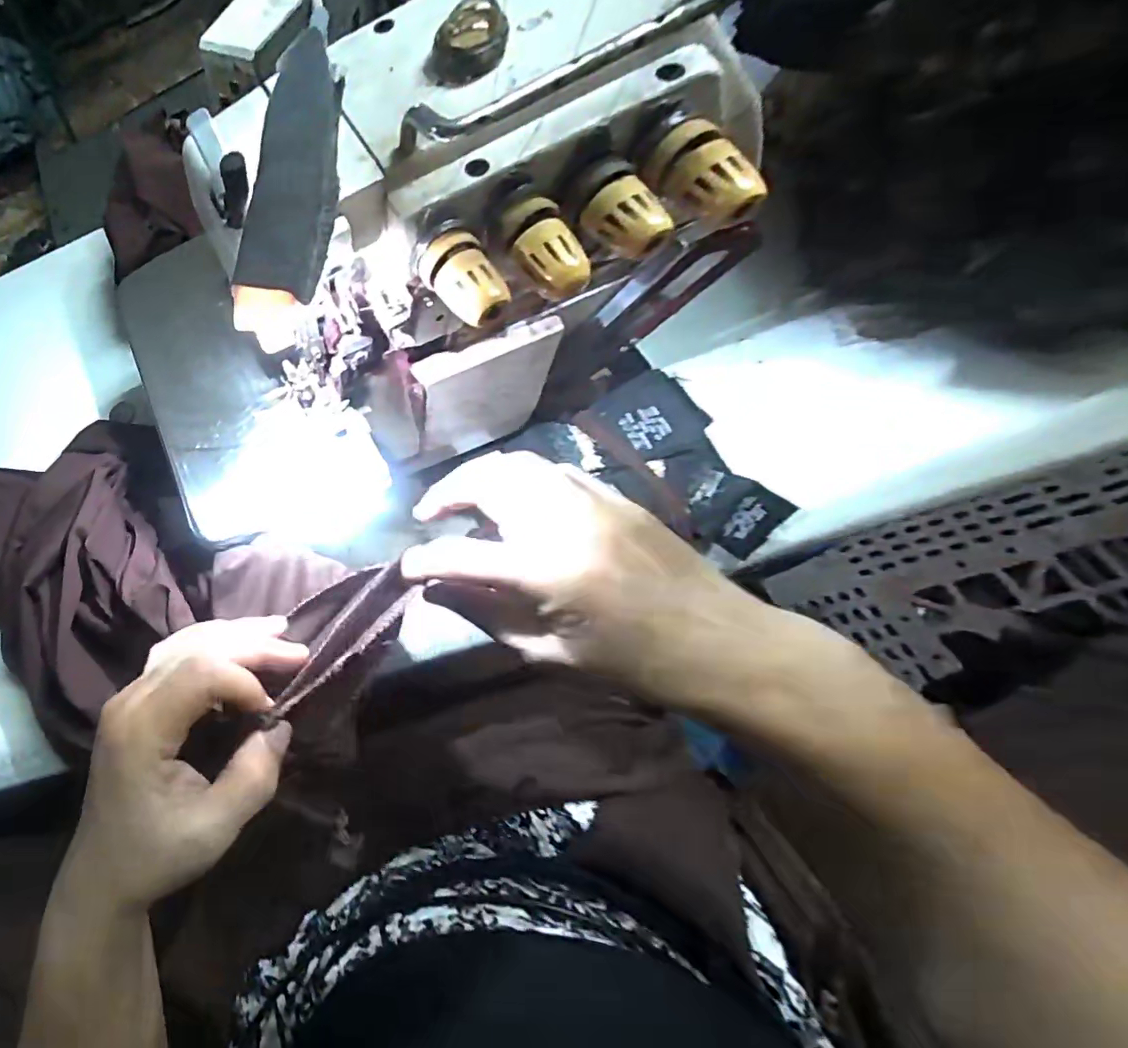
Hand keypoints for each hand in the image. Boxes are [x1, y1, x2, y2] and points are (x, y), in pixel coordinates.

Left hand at [64, 618, 306, 912]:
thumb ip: (252, 777)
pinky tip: (234, 647)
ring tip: (273, 631)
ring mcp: (126, 697)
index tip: (272, 712)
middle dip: (247, 644)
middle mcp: (128, 699)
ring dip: (229, 636)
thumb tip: (280, 727)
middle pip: (191, 648)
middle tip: (296, 649)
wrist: (102, 872)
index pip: (197, 672)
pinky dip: (208, 648)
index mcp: (141, 727)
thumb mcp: (214, 829)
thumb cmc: (155, 855)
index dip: (243, 680)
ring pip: (180, 645)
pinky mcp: (132, 703)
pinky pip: (171, 658)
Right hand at [398, 451, 784, 711]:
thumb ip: (482, 613)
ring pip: (517, 464)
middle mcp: (562, 523)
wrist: (723, 644)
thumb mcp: (545, 653)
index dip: (421, 562)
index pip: (458, 554)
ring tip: (466, 502)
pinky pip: (553, 470)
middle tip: (428, 516)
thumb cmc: (630, 662)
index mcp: (543, 571)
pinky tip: (517, 503)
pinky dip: (521, 479)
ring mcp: (591, 501)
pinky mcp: (614, 496)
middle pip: (483, 482)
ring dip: (479, 478)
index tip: (404, 569)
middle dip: (443, 494)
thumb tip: (433, 589)